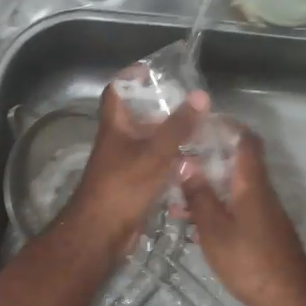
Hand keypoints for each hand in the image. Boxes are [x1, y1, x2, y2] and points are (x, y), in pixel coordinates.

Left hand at [60, 80, 207, 253]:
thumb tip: (201, 94)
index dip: (131, 77)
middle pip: (140, 119)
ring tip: (204, 133)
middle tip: (193, 105)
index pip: (117, 92)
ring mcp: (126, 167)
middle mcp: (119, 144)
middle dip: (164, 111)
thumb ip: (178, 126)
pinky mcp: (135, 189)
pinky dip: (174, 166)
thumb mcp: (155, 153)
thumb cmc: (123, 187)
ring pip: (151, 146)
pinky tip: (196, 166)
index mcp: (115, 128)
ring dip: (173, 140)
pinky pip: (157, 170)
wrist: (102, 234)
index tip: (153, 71)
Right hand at [180, 129, 305, 305]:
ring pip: (236, 189)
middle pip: (239, 164)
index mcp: (252, 184)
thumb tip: (186, 162)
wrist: (288, 298)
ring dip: (210, 188)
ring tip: (180, 200)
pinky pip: (239, 208)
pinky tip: (198, 226)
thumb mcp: (214, 229)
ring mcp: (267, 213)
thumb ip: (199, 195)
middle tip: (179, 163)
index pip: (246, 140)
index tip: (201, 123)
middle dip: (209, 160)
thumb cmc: (248, 260)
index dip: (227, 126)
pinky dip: (219, 208)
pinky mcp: (266, 232)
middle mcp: (263, 192)